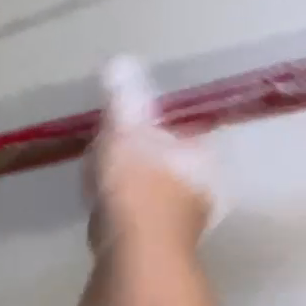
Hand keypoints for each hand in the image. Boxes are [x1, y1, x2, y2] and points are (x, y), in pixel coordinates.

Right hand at [85, 57, 220, 255]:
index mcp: (202, 156)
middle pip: (172, 153)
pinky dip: (126, 189)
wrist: (135, 246)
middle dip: (144, 145)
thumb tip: (123, 60)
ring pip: (158, 176)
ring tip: (101, 161)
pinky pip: (143, 196)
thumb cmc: (136, 185)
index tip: (131, 114)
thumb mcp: (124, 133)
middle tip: (110, 136)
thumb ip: (124, 100)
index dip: (162, 118)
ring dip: (134, 168)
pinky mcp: (161, 227)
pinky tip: (103, 189)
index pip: (189, 127)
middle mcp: (204, 181)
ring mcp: (186, 208)